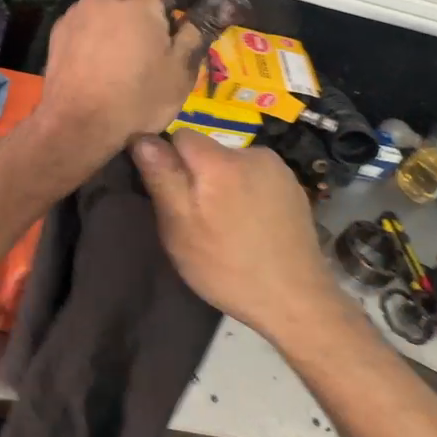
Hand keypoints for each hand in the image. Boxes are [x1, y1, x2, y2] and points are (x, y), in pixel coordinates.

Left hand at [34, 0, 206, 153]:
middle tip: (165, 51)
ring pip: (114, 10)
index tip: (197, 13)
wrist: (74, 128)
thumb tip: (226, 3)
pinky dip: (103, 38)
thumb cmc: (135, 99)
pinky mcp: (59, 32)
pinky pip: (91, 25)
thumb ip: (202, 29)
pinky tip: (105, 68)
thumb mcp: (180, 69)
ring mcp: (77, 13)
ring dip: (128, 25)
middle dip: (157, 14)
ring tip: (132, 64)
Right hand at [132, 130, 341, 336]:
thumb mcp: (179, 228)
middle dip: (196, 176)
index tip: (168, 194)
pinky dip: (245, 195)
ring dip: (222, 185)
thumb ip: (161, 178)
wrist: (295, 300)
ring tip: (225, 226)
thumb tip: (141, 137)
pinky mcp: (294, 189)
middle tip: (195, 219)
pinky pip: (255, 179)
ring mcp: (279, 171)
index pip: (180, 135)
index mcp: (221, 160)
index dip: (167, 161)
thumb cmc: (227, 267)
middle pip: (208, 151)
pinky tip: (250, 227)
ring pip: (231, 165)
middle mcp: (253, 153)